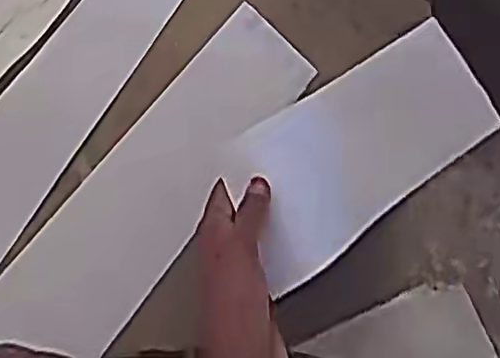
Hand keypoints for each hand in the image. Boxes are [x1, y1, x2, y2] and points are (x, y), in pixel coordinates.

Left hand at [197, 178, 285, 357]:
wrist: (246, 354)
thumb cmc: (230, 312)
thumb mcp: (241, 247)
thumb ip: (250, 214)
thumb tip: (255, 186)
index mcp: (212, 235)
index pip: (222, 194)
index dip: (236, 176)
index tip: (251, 161)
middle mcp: (223, 251)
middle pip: (239, 214)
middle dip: (254, 197)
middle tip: (270, 179)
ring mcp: (240, 271)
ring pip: (255, 235)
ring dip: (267, 222)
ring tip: (281, 205)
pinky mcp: (258, 289)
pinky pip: (268, 258)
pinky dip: (278, 246)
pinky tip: (288, 242)